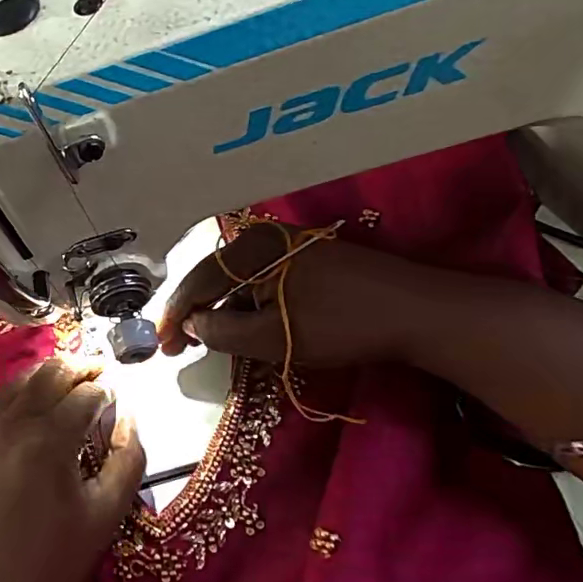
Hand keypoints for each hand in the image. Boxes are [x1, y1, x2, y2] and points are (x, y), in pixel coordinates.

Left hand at [0, 357, 146, 581]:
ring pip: (20, 382)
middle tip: (99, 368)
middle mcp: (16, 423)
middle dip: (79, 366)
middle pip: (50, 374)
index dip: (106, 389)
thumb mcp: (105, 517)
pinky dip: (20, 390)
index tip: (117, 392)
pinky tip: (31, 399)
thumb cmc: (50, 560)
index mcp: (51, 439)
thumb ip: (127, 461)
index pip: (85, 395)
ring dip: (47, 372)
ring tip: (68, 373)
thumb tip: (128, 419)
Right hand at [155, 225, 449, 367]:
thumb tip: (192, 326)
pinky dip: (246, 302)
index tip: (161, 344)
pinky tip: (245, 323)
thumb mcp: (277, 338)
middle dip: (194, 311)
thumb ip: (223, 333)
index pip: (199, 280)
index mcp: (252, 248)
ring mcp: (287, 243)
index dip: (176, 314)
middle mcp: (264, 236)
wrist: (421, 312)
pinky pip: (260, 277)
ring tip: (207, 338)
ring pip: (237, 278)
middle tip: (177, 344)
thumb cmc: (345, 324)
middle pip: (214, 275)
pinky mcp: (306, 255)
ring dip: (220, 308)